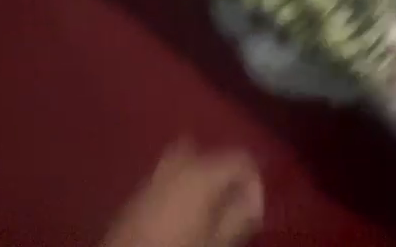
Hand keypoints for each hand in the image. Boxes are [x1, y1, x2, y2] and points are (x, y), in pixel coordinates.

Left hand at [99, 141, 264, 246]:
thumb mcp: (216, 241)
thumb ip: (239, 217)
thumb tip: (253, 202)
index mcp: (203, 170)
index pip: (242, 158)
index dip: (254, 181)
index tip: (255, 209)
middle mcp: (181, 161)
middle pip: (214, 157)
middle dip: (227, 178)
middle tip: (232, 207)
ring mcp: (157, 171)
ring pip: (190, 161)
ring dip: (204, 179)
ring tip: (208, 208)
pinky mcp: (140, 188)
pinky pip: (170, 175)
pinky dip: (182, 185)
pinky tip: (182, 212)